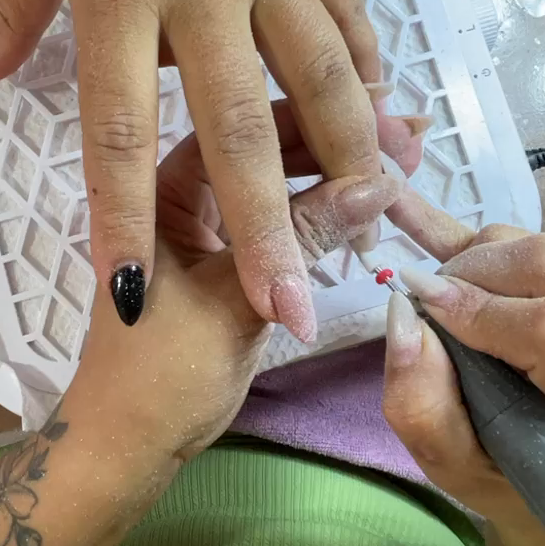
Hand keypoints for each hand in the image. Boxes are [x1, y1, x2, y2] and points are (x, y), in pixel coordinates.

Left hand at [66, 102, 416, 461]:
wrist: (135, 442)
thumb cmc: (160, 371)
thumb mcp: (234, 300)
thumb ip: (301, 239)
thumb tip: (379, 182)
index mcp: (163, 188)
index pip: (242, 128)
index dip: (313, 113)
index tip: (380, 103)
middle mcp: (187, 195)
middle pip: (268, 151)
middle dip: (336, 141)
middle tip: (409, 136)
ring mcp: (213, 227)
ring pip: (282, 187)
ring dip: (337, 175)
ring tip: (404, 158)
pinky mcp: (235, 259)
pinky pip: (284, 223)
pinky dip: (325, 214)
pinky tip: (369, 200)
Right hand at [378, 194, 544, 513]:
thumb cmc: (509, 483)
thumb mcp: (456, 470)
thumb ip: (424, 407)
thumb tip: (404, 318)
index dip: (478, 310)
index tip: (421, 310)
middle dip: (469, 272)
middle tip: (428, 303)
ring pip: (539, 243)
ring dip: (472, 257)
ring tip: (441, 296)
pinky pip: (527, 238)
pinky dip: (460, 224)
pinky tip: (403, 203)